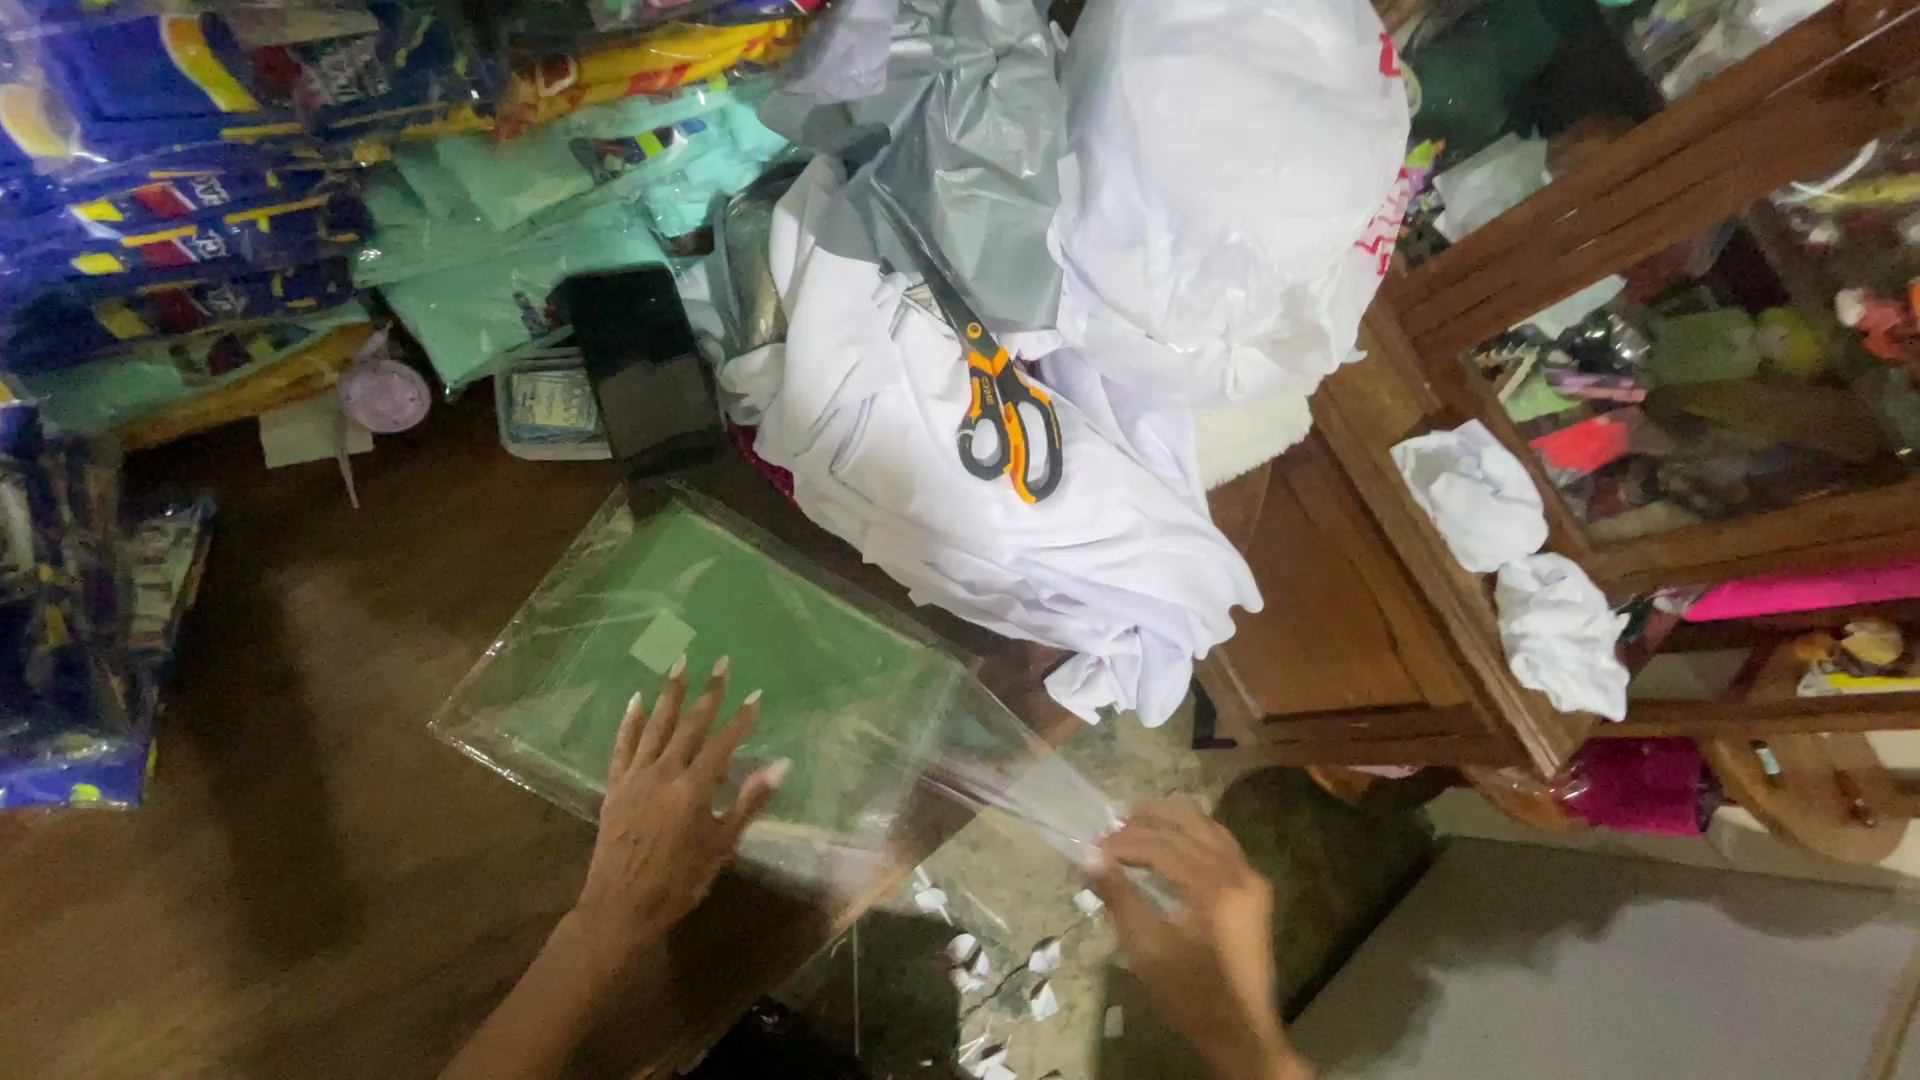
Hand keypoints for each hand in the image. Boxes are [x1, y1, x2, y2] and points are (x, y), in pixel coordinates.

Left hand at [572, 656, 786, 959]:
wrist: (618, 910)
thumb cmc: (678, 883)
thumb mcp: (721, 846)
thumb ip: (749, 802)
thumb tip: (781, 766)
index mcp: (693, 789)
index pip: (723, 743)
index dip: (742, 718)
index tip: (757, 694)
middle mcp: (664, 773)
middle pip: (690, 724)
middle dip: (710, 691)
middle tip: (722, 661)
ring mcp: (636, 777)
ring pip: (656, 725)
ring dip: (670, 692)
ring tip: (680, 662)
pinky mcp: (615, 786)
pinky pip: (623, 745)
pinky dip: (631, 720)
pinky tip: (637, 699)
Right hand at [1089, 798, 1310, 1079]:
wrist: (1242, 1034)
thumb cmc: (1190, 995)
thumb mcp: (1147, 948)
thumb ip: (1119, 895)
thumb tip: (1088, 855)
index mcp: (1214, 889)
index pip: (1161, 846)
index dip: (1123, 843)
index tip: (1093, 849)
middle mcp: (1238, 873)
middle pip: (1185, 824)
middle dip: (1144, 822)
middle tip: (1111, 831)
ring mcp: (1251, 878)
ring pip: (1205, 826)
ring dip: (1169, 821)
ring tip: (1135, 827)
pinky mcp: (1255, 888)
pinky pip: (1220, 842)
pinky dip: (1192, 834)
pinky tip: (1170, 842)